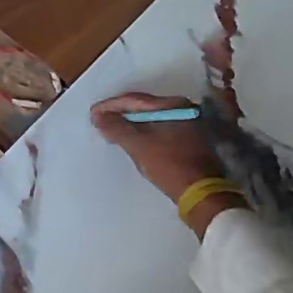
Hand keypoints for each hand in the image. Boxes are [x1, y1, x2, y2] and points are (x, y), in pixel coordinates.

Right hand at [90, 92, 245, 238]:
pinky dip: (140, 131)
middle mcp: (182, 108)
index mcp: (173, 105)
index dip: (110, 106)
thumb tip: (98, 116)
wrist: (200, 192)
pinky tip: (128, 138)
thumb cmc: (169, 164)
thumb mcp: (138, 145)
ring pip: (149, 118)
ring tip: (109, 130)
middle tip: (98, 121)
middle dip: (118, 113)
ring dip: (128, 123)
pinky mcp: (185, 137)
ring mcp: (186, 123)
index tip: (92, 114)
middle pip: (142, 106)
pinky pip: (156, 128)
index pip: (134, 100)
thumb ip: (116, 128)